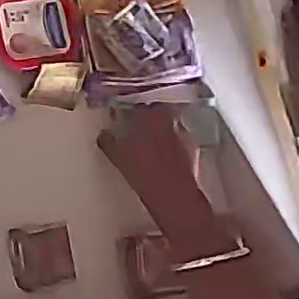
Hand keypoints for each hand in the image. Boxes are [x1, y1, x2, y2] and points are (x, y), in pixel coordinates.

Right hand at [97, 105, 225, 254]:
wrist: (172, 194)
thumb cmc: (143, 170)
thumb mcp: (117, 155)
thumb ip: (109, 140)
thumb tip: (104, 135)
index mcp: (152, 115)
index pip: (141, 104)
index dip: (131, 111)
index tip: (124, 117)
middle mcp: (172, 120)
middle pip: (158, 113)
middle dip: (147, 120)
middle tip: (135, 131)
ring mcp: (185, 135)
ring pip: (170, 127)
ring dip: (161, 133)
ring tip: (148, 147)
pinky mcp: (194, 151)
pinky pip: (180, 143)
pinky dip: (171, 147)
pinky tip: (161, 159)